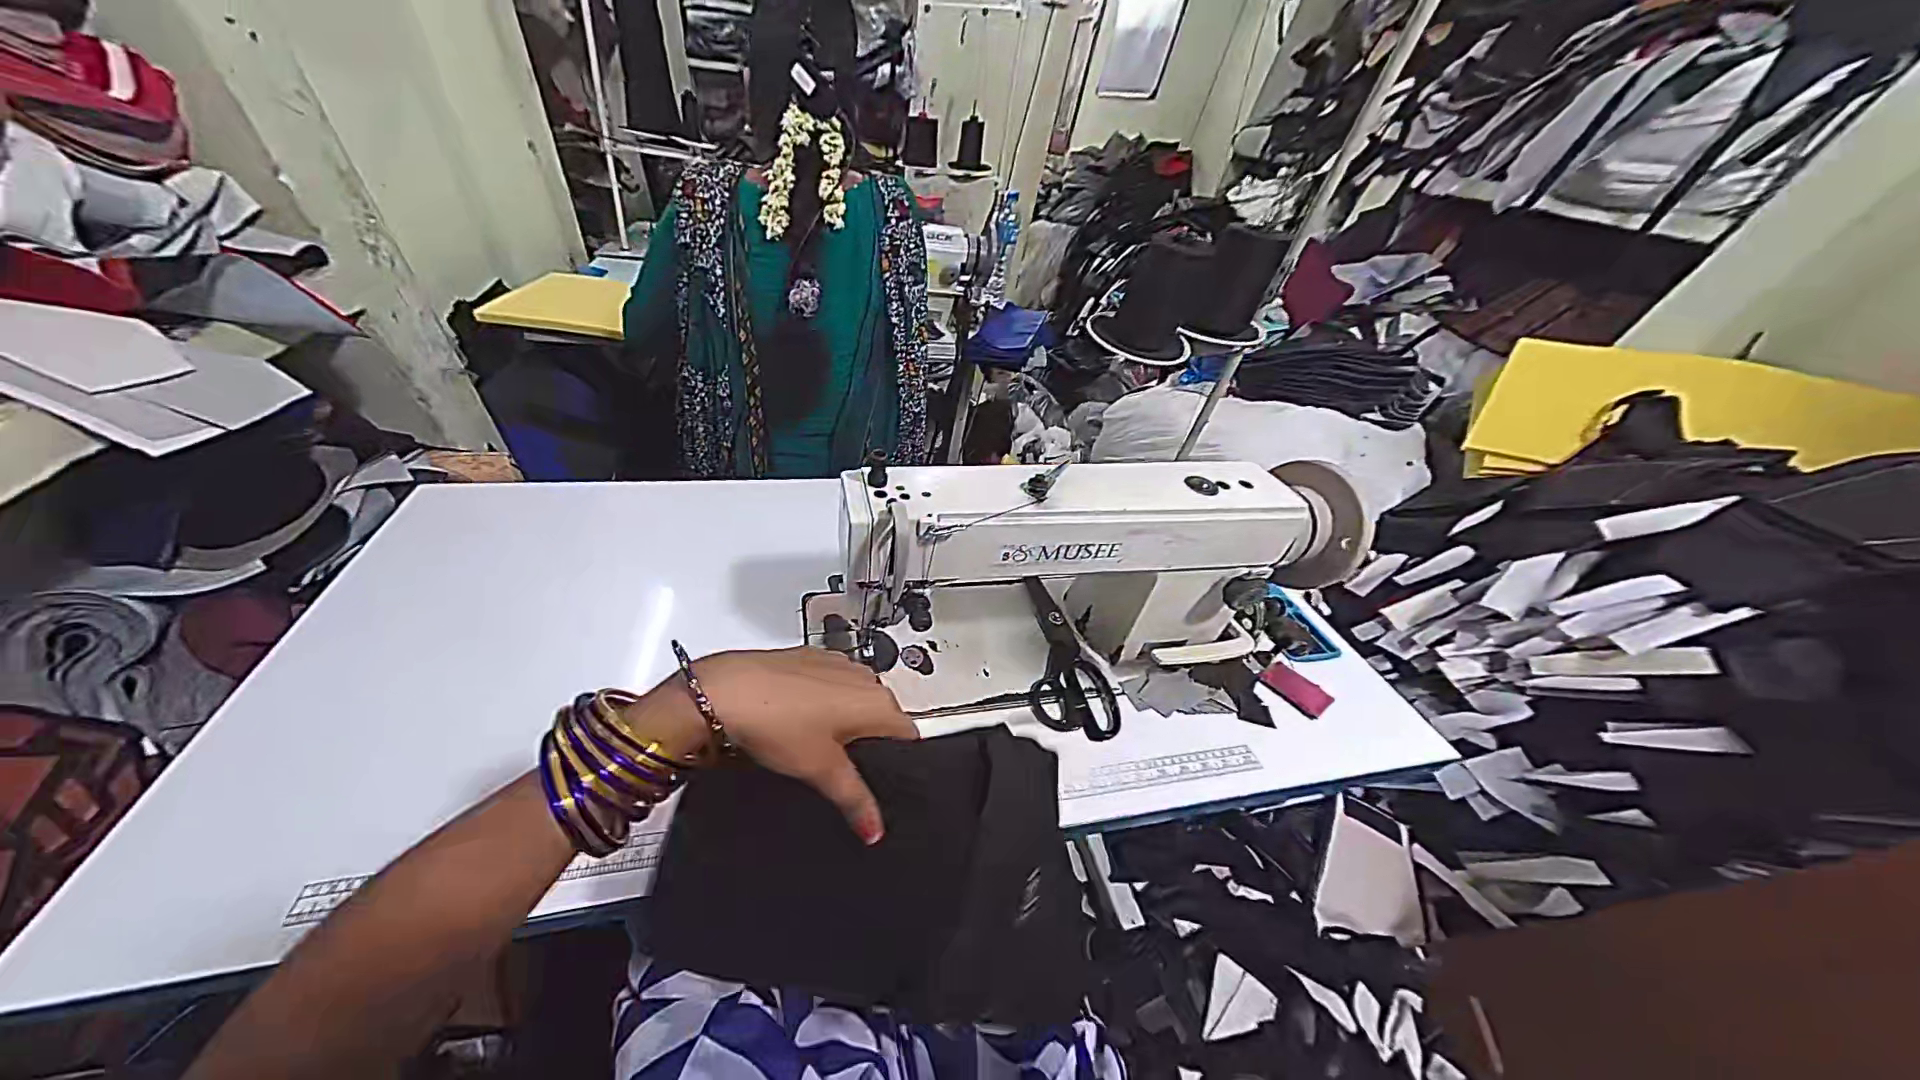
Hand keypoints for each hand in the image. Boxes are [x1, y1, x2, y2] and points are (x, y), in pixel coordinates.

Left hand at [634, 647, 915, 843]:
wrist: (723, 692)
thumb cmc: (773, 720)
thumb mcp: (820, 770)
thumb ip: (855, 800)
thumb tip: (874, 828)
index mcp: (877, 701)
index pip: (908, 734)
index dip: (896, 759)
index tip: (878, 775)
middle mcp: (863, 676)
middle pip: (882, 715)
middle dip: (867, 738)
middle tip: (838, 765)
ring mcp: (836, 663)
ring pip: (854, 697)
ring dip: (843, 717)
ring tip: (813, 741)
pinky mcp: (810, 657)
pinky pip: (829, 682)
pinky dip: (821, 699)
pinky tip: (795, 717)